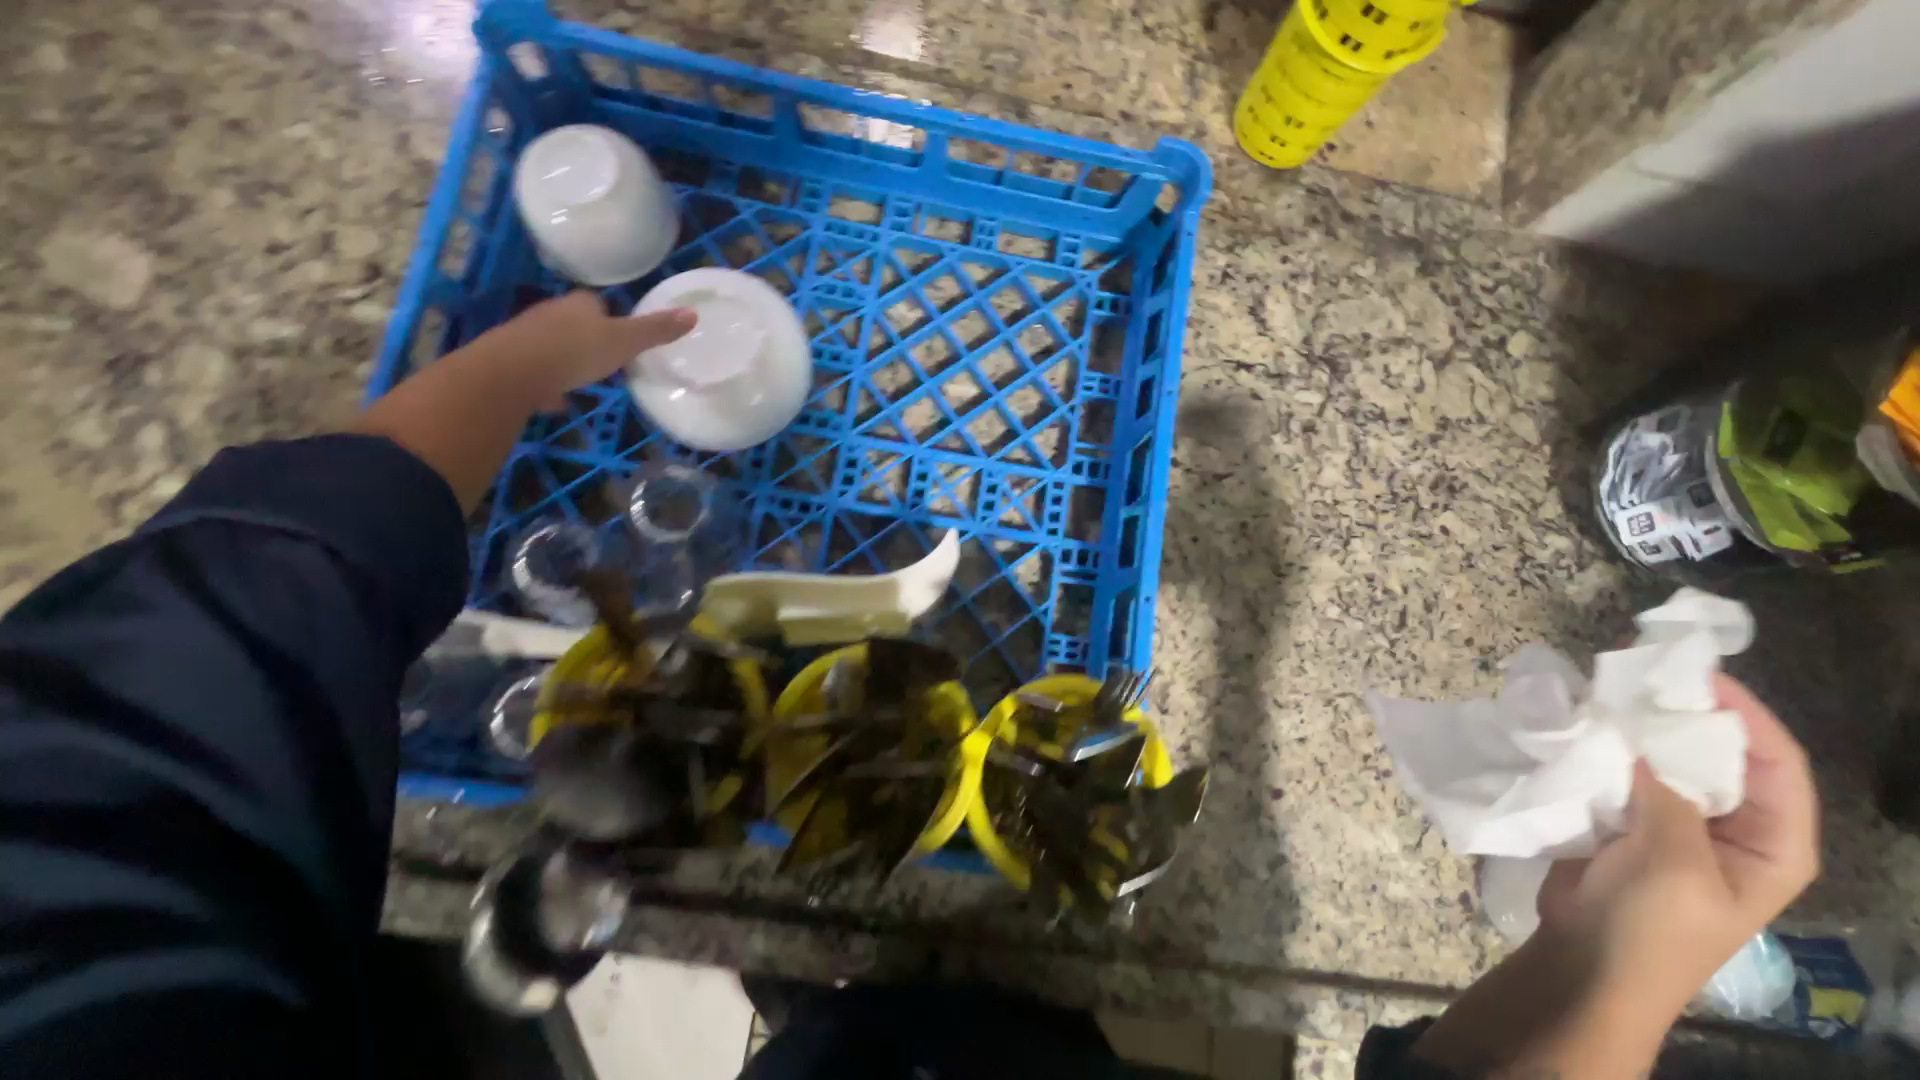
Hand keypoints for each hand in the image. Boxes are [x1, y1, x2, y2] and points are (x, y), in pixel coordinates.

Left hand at [490, 291, 696, 410]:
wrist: (513, 372)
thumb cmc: (575, 352)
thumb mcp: (625, 343)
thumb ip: (656, 331)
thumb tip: (693, 314)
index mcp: (579, 304)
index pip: (597, 303)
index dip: (610, 318)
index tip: (621, 337)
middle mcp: (550, 312)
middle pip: (573, 322)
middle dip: (587, 339)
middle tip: (605, 361)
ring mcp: (527, 336)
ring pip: (553, 345)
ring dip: (566, 359)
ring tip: (581, 381)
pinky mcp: (510, 360)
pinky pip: (535, 369)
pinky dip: (546, 381)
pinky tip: (554, 399)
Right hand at [1412, 675, 1818, 1078]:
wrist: (1588, 963)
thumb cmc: (1652, 926)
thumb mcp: (1676, 864)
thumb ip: (1669, 797)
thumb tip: (1640, 737)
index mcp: (1772, 843)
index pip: (1776, 763)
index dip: (1744, 715)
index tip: (1695, 674)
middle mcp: (1731, 826)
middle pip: (1719, 754)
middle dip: (1684, 713)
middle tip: (1640, 672)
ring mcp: (1673, 822)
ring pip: (1664, 760)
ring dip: (1638, 728)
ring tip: (1606, 690)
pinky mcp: (1623, 820)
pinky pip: (1622, 772)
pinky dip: (1605, 749)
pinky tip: (1583, 726)